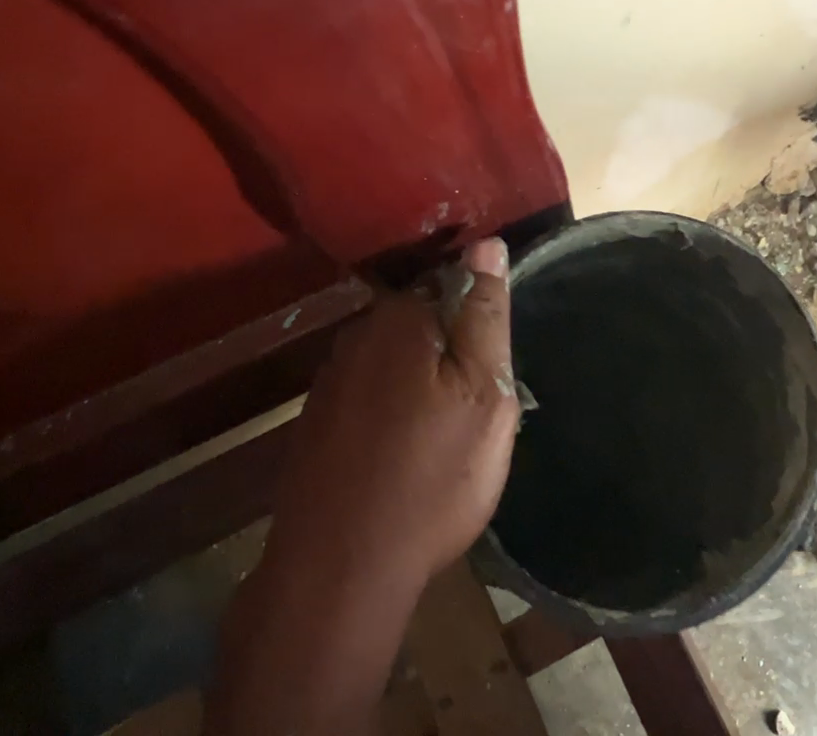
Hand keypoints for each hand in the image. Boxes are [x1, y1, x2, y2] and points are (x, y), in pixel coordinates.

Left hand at [264, 238, 521, 587]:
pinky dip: (395, 410)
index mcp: (401, 321)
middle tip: (483, 401)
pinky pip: (371, 395)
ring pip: (396, 360)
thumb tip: (485, 245)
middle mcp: (357, 339)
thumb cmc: (432, 479)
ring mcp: (330, 383)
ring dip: (424, 380)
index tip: (499, 357)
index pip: (452, 280)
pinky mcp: (317, 424)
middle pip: (422, 320)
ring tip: (450, 431)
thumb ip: (485, 316)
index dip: (482, 313)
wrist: (338, 572)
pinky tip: (409, 452)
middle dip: (454, 346)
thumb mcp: (483, 395)